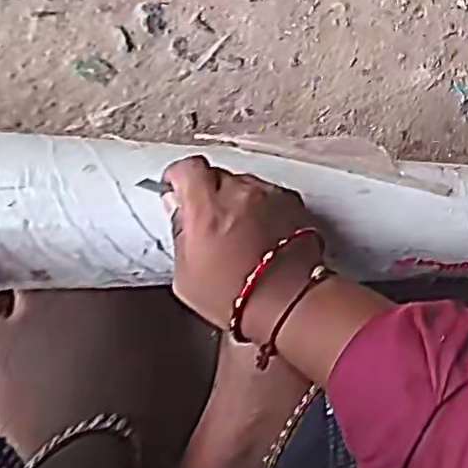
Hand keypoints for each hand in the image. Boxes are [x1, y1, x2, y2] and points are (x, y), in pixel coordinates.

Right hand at [162, 157, 319, 332]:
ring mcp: (270, 193)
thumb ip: (181, 231)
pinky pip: (269, 194)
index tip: (175, 185)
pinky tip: (259, 232)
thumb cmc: (236, 295)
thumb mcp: (186, 274)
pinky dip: (261, 206)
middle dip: (209, 192)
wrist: (288, 298)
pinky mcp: (293, 199)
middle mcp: (241, 192)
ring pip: (245, 184)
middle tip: (206, 220)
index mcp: (207, 208)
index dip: (179, 175)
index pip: (189, 168)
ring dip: (237, 199)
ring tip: (237, 233)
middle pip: (218, 175)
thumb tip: (177, 207)